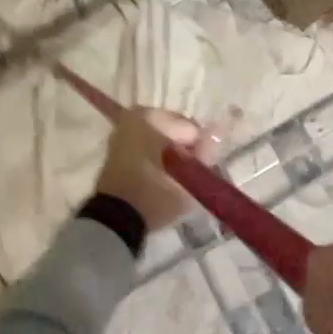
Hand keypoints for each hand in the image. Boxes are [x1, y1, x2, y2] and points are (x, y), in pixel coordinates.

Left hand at [92, 107, 219, 231]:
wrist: (114, 218)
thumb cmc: (153, 196)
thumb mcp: (186, 180)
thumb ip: (205, 153)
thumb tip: (217, 132)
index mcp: (153, 117)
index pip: (191, 129)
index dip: (200, 150)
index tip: (200, 171)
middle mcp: (137, 115)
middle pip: (174, 128)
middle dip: (184, 146)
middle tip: (188, 174)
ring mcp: (124, 128)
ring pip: (160, 134)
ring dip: (170, 150)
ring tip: (174, 177)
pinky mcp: (116, 144)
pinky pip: (145, 142)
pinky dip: (155, 153)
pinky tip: (159, 175)